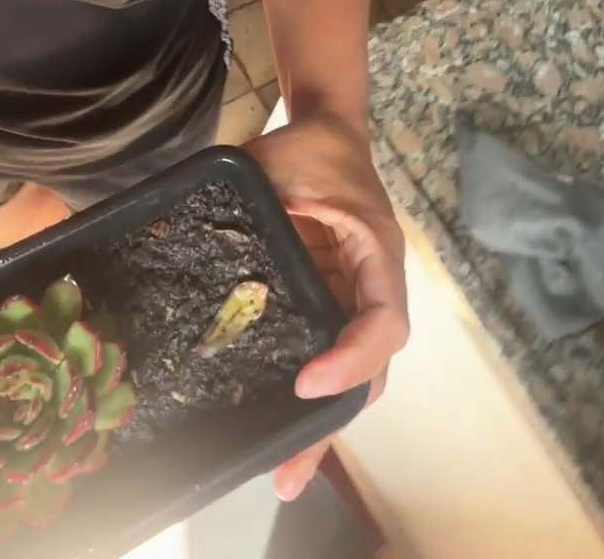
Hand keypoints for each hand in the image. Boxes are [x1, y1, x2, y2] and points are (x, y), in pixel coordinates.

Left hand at [245, 112, 407, 501]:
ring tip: (285, 470)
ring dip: (324, 417)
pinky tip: (281, 419)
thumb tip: (221, 251)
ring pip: (352, 368)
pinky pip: (327, 347)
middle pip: (370, 364)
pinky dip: (311, 386)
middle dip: (334, 417)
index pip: (382, 320)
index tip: (306, 381)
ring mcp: (352, 295)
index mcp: (376, 252)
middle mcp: (373, 284)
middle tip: (290, 471)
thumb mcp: (283, 164)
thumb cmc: (310, 145)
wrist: (326, 132)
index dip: (351, 357)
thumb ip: (261, 199)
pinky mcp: (328, 298)